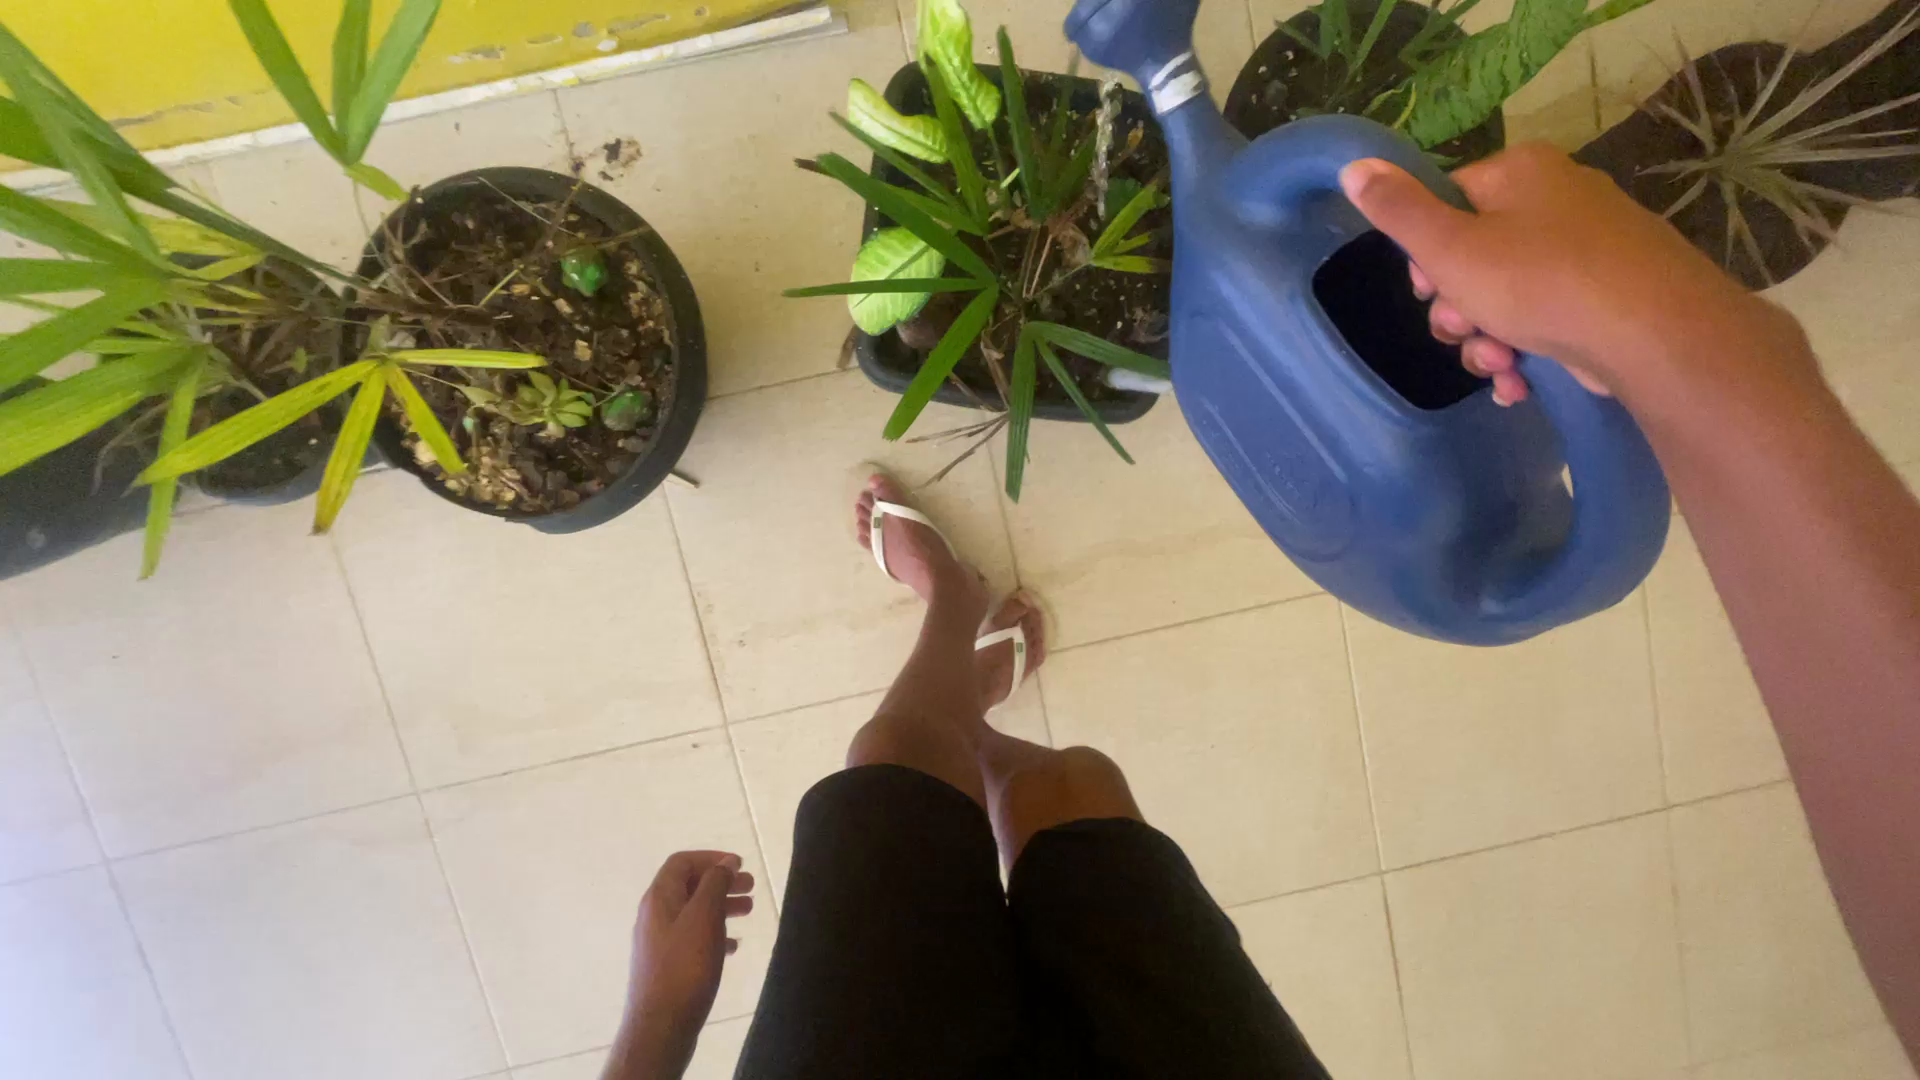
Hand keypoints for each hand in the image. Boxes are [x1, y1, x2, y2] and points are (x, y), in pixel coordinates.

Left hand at [604, 851, 754, 1079]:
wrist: (660, 1028)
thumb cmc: (685, 966)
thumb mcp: (704, 916)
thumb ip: (714, 883)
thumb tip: (724, 863)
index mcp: (659, 898)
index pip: (682, 862)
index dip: (711, 858)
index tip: (739, 866)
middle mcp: (654, 916)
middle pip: (690, 885)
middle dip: (721, 882)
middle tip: (750, 887)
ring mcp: (659, 942)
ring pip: (694, 911)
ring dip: (721, 906)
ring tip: (748, 911)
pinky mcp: (667, 966)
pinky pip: (693, 937)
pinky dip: (715, 932)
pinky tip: (733, 945)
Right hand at [1337, 143, 1809, 408]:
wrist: (1649, 331)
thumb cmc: (1535, 282)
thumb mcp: (1446, 247)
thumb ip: (1396, 210)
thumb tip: (1353, 166)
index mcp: (1517, 174)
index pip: (1443, 203)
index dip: (1424, 256)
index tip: (1427, 289)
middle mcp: (1554, 198)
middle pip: (1468, 257)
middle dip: (1455, 310)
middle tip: (1463, 329)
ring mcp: (1584, 246)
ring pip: (1499, 297)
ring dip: (1483, 341)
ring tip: (1498, 364)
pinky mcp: (1603, 289)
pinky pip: (1539, 317)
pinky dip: (1520, 351)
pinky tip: (1517, 381)